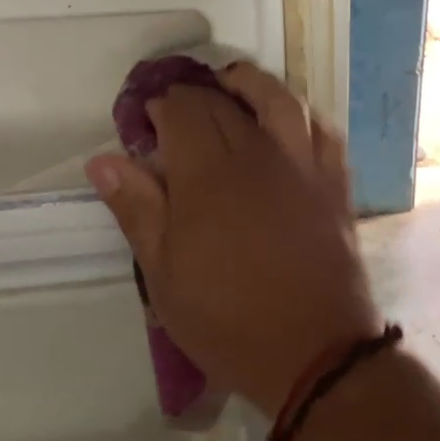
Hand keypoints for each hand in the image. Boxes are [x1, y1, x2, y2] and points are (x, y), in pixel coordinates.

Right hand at [85, 64, 379, 416]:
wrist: (315, 355)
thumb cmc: (229, 324)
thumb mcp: (165, 278)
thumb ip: (138, 211)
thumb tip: (104, 159)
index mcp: (208, 177)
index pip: (182, 112)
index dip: (160, 106)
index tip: (146, 122)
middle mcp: (258, 156)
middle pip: (224, 102)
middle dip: (194, 97)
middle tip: (176, 114)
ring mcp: (303, 167)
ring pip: (279, 100)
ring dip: (249, 85)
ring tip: (229, 87)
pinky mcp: (334, 185)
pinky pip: (323, 130)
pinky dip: (302, 113)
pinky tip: (288, 120)